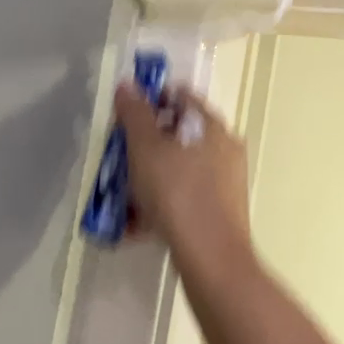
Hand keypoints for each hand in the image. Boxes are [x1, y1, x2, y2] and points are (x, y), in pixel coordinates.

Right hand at [113, 83, 256, 283]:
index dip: (151, 100)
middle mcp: (225, 150)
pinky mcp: (220, 214)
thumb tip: (127, 84)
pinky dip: (160, 205)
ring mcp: (225, 184)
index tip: (124, 117)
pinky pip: (183, 199)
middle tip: (118, 158)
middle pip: (178, 135)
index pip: (181, 96)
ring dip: (147, 179)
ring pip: (178, 170)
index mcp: (213, 127)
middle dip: (144, 146)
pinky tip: (135, 226)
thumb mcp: (146, 148)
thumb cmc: (177, 193)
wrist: (211, 259)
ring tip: (121, 198)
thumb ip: (135, 114)